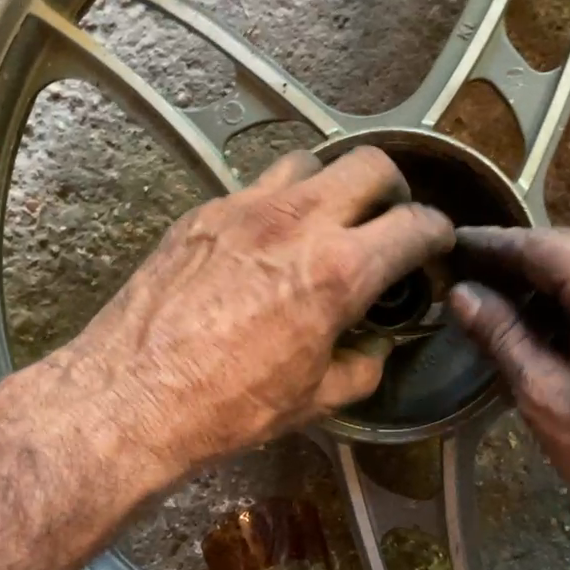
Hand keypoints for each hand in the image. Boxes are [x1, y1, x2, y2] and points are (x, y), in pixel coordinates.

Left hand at [60, 148, 453, 472]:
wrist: (132, 396)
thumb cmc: (227, 407)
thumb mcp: (314, 400)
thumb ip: (361, 366)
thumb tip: (373, 350)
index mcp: (338, 271)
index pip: (414, 224)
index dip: (437, 232)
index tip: (435, 244)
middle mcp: (297, 223)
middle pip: (370, 164)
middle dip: (393, 188)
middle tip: (388, 220)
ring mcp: (244, 209)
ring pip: (310, 162)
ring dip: (332, 187)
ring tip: (327, 224)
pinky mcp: (202, 214)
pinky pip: (255, 188)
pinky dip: (278, 206)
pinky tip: (267, 245)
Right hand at [448, 227, 569, 540]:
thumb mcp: (546, 398)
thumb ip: (503, 337)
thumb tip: (462, 296)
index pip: (546, 248)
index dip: (494, 246)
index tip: (454, 244)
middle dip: (518, 260)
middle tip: (466, 273)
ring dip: (546, 279)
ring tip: (495, 299)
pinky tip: (543, 316)